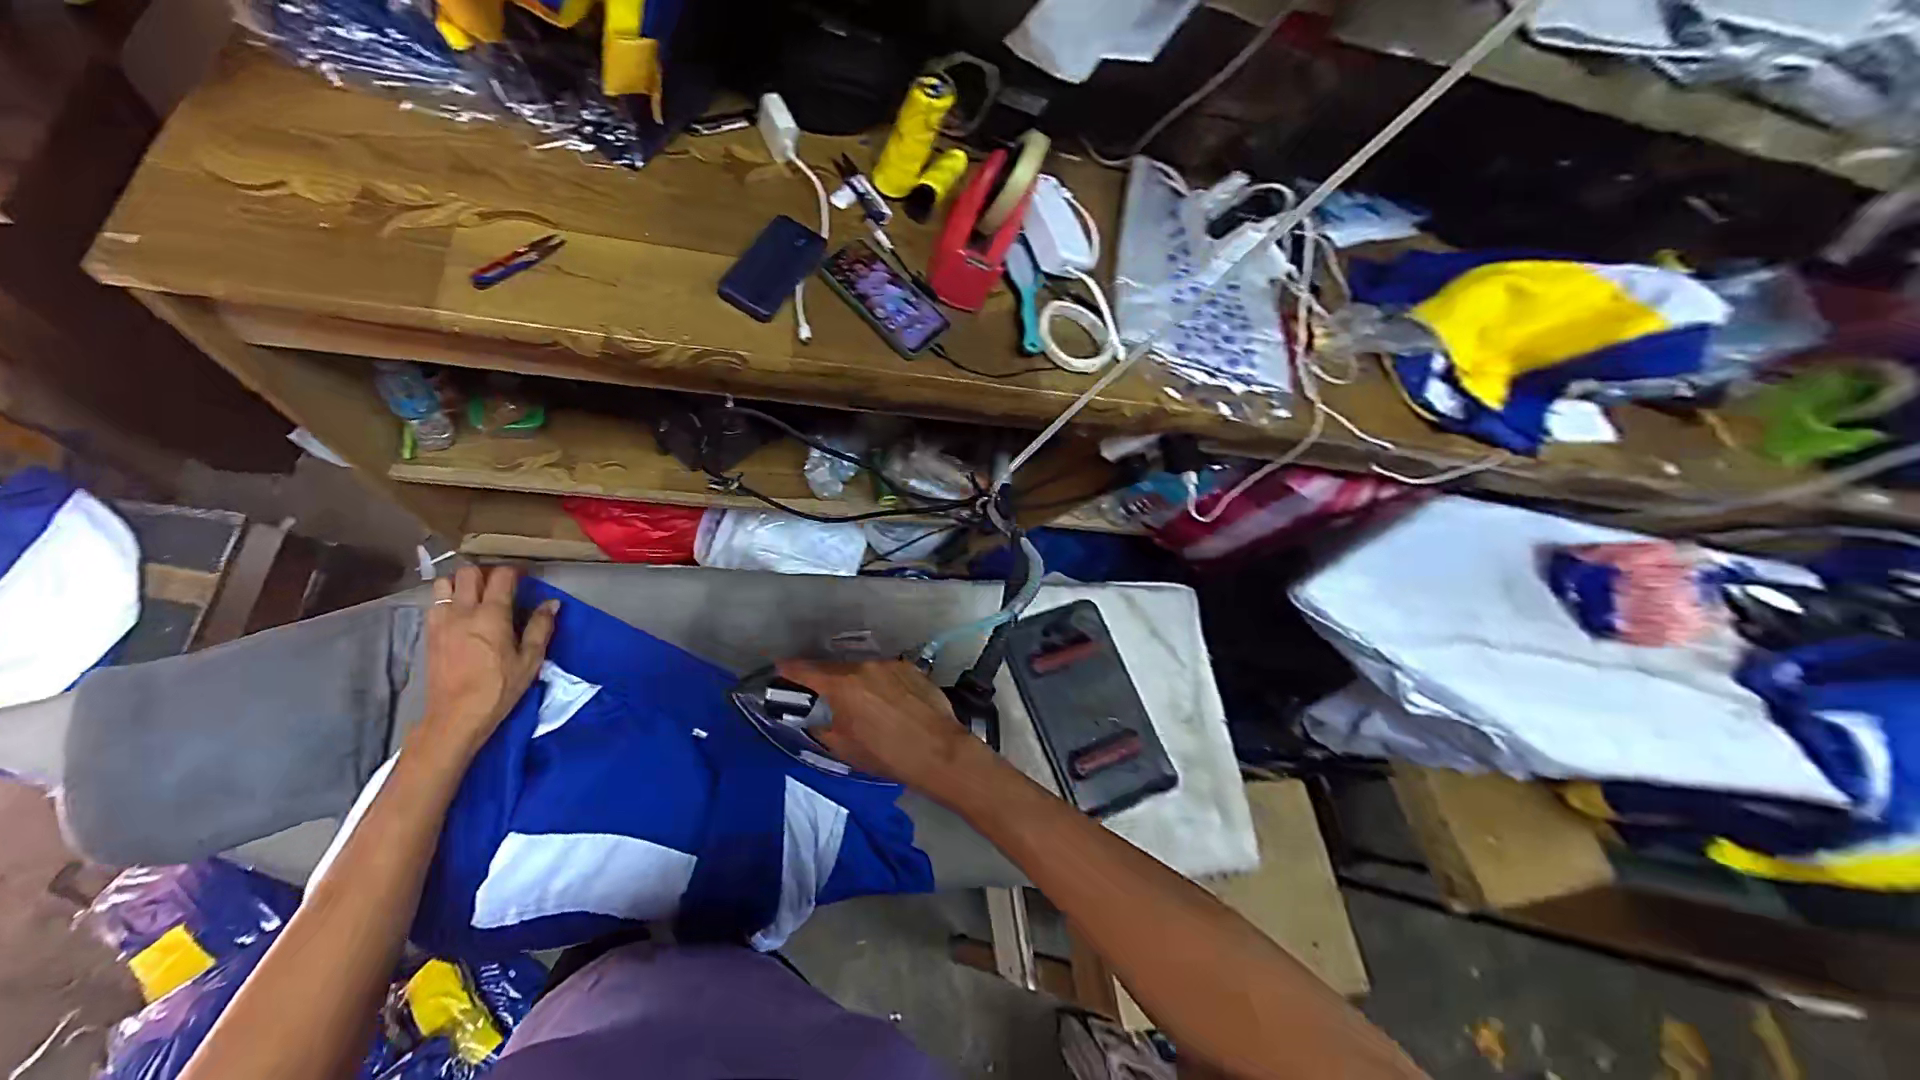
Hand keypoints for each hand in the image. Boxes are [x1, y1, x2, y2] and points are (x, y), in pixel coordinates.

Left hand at [418, 565, 557, 760]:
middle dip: (486, 572)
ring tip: (475, 595)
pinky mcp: (429, 633)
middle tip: (500, 584)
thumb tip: (551, 603)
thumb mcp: (530, 659)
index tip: (525, 577)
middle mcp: (463, 611)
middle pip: (468, 573)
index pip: (501, 576)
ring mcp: (441, 621)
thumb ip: (540, 627)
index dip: (514, 571)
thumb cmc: (499, 687)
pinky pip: (434, 603)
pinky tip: (460, 613)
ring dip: (461, 583)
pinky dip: (447, 599)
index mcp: (491, 614)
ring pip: (444, 584)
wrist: (456, 714)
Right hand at [776, 658, 988, 792]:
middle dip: (826, 679)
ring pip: (863, 669)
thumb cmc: (887, 755)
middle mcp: (865, 667)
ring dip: (856, 681)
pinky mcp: (912, 669)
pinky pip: (886, 673)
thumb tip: (817, 717)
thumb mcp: (844, 748)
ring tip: (861, 701)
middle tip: (822, 693)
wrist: (939, 751)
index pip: (807, 671)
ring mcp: (891, 665)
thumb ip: (823, 727)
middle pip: (836, 668)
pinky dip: (880, 683)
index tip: (780, 668)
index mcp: (843, 685)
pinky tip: (888, 702)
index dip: (790, 670)